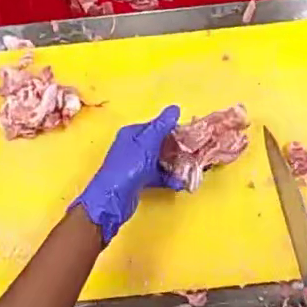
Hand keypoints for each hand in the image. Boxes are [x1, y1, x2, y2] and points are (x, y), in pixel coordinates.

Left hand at [71, 105, 184, 242]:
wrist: (112, 199)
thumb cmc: (129, 166)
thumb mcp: (147, 142)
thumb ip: (162, 125)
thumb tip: (175, 108)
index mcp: (132, 133)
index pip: (155, 125)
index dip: (172, 129)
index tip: (190, 134)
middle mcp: (132, 146)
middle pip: (158, 143)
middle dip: (175, 147)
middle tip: (193, 152)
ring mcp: (134, 164)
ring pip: (158, 160)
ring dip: (173, 164)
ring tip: (189, 168)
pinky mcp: (137, 180)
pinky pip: (156, 175)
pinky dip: (167, 178)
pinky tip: (179, 183)